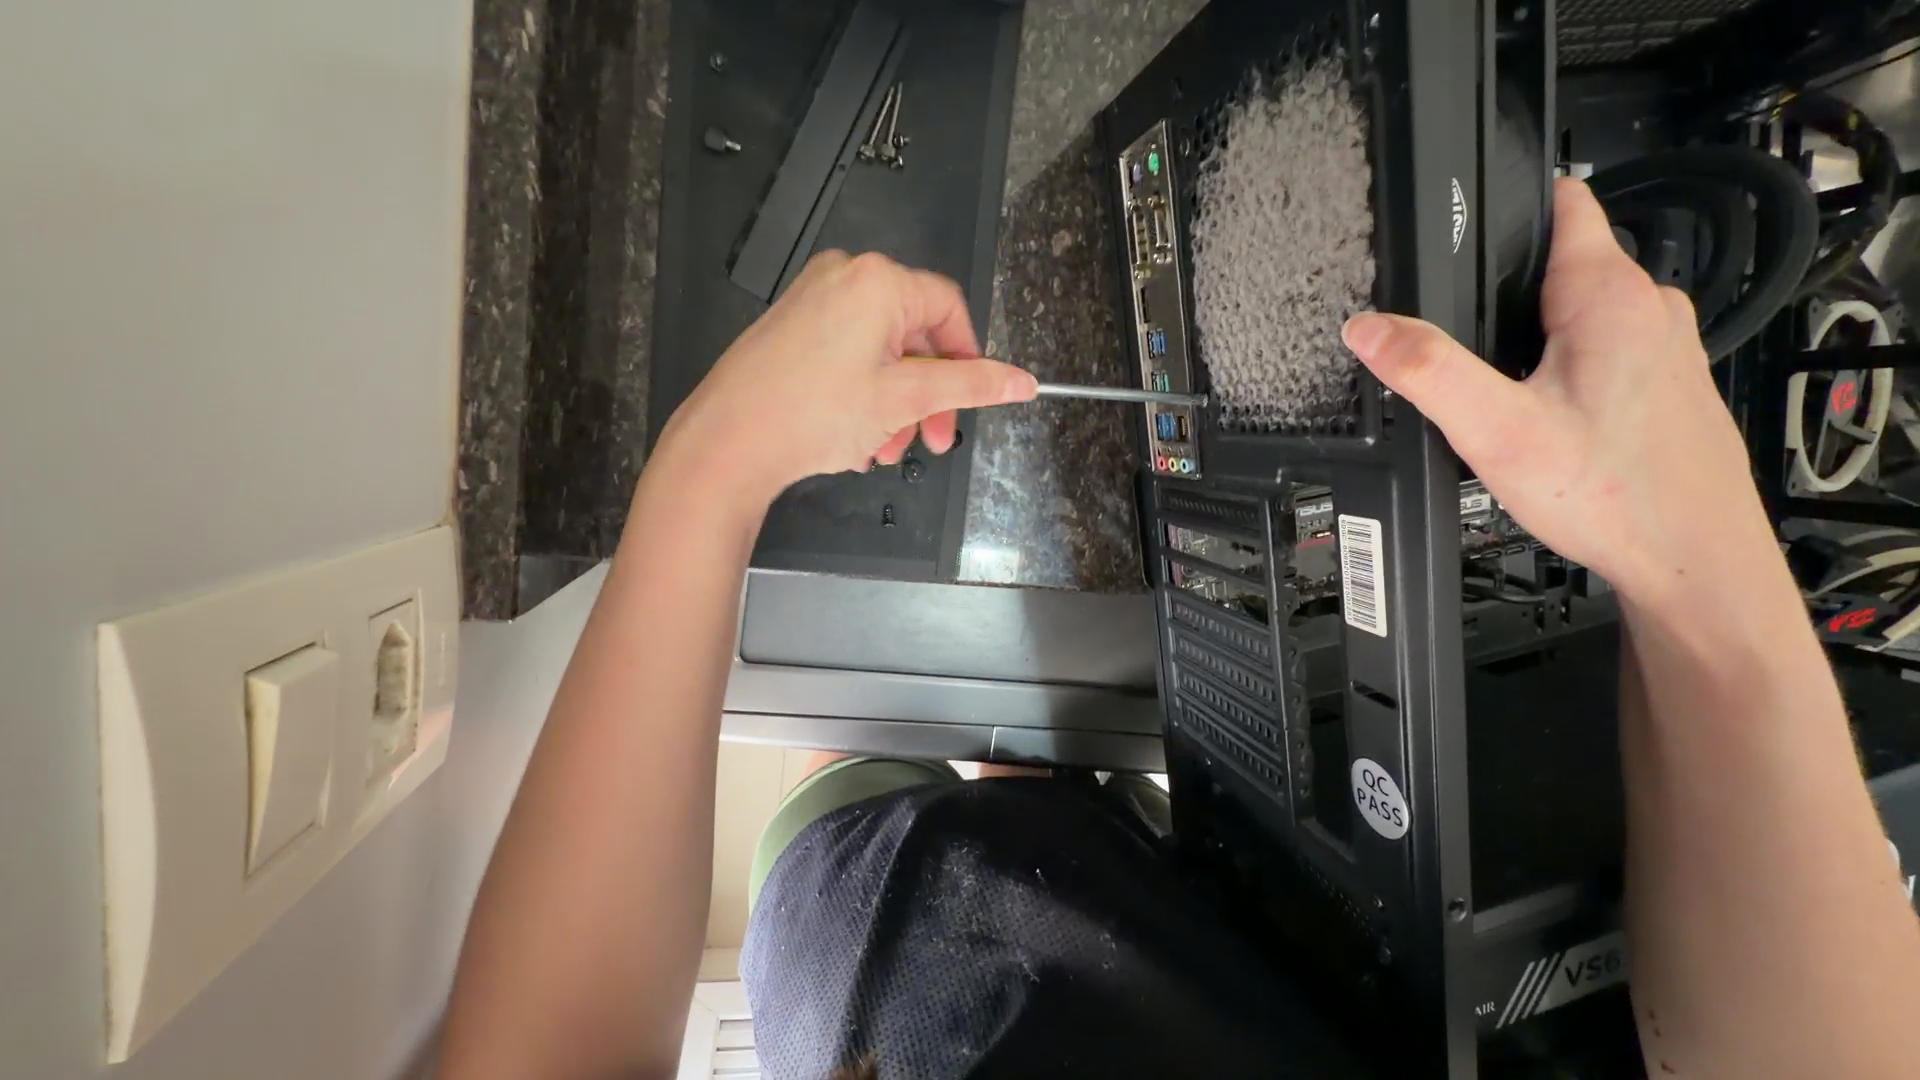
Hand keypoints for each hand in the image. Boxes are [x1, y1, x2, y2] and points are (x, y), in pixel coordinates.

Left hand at [660, 251, 1037, 504]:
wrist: (729, 442)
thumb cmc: (810, 414)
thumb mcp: (905, 399)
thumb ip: (970, 385)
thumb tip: (1021, 382)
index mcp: (877, 281)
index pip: (949, 309)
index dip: (968, 359)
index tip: (970, 399)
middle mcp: (843, 278)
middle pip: (914, 336)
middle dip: (927, 395)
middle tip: (930, 440)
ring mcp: (814, 302)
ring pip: (881, 354)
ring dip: (894, 406)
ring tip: (882, 448)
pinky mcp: (794, 329)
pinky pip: (849, 358)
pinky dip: (863, 397)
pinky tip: (856, 438)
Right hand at [1340, 178, 1776, 606]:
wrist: (1688, 560)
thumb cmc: (1611, 494)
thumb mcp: (1495, 429)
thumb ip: (1427, 370)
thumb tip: (1367, 327)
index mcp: (1609, 300)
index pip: (1567, 207)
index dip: (1510, 200)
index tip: (1462, 210)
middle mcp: (1647, 312)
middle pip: (1561, 263)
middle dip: (1500, 279)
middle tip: (1442, 315)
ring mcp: (1660, 350)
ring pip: (1577, 311)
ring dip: (1526, 324)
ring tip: (1475, 366)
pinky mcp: (1658, 387)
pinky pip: (1595, 349)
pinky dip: (1553, 359)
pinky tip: (1525, 407)